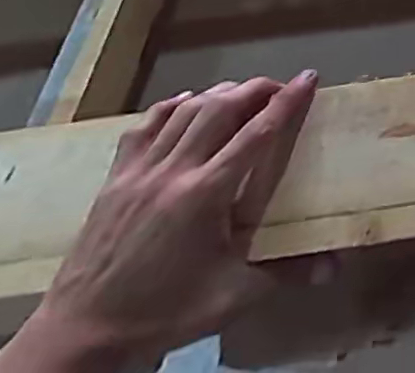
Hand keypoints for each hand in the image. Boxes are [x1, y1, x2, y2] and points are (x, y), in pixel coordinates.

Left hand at [0, 72, 320, 372]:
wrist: (78, 337)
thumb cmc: (163, 313)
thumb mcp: (231, 297)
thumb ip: (286, 274)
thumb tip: (336, 268)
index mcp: (207, 194)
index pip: (258, 131)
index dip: (288, 100)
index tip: (308, 77)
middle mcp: (175, 171)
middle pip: (222, 107)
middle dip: (257, 88)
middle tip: (280, 88)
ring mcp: (140, 171)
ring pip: (186, 109)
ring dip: (220, 93)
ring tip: (242, 94)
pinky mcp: (116, 178)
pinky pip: (146, 125)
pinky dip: (173, 106)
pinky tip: (189, 103)